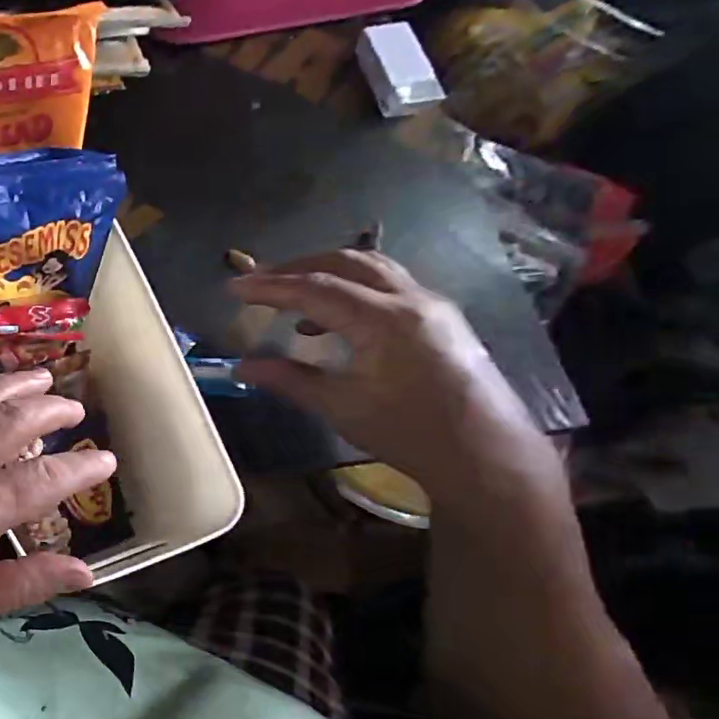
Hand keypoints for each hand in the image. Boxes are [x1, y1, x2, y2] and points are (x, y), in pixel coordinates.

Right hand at [229, 250, 551, 500]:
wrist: (485, 454)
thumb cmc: (408, 432)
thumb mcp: (340, 407)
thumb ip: (289, 379)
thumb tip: (242, 366)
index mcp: (383, 321)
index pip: (315, 290)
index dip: (269, 287)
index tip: (233, 288)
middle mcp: (410, 299)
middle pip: (345, 263)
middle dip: (296, 267)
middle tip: (257, 281)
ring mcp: (430, 305)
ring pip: (370, 268)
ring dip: (325, 272)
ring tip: (289, 292)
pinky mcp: (438, 317)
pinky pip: (387, 285)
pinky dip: (350, 288)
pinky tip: (329, 319)